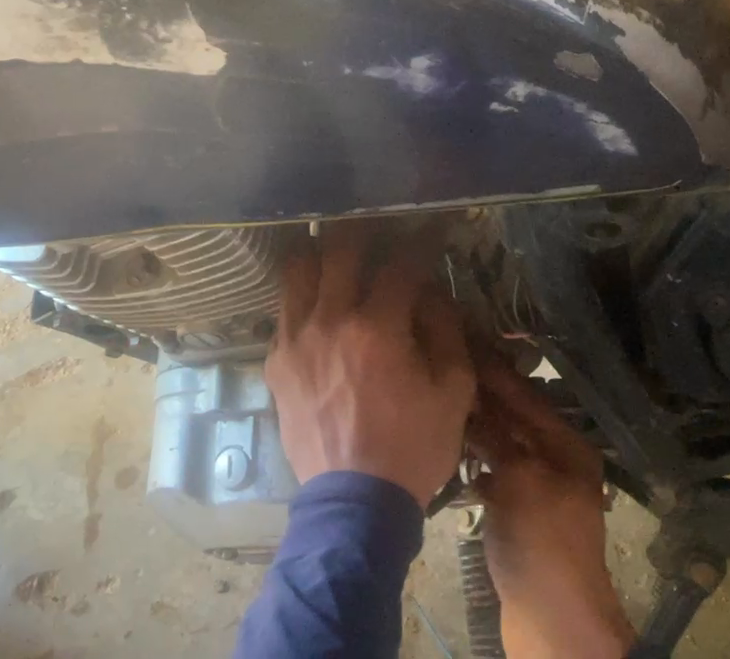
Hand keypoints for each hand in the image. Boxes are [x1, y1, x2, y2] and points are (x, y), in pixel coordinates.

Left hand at [267, 224, 475, 508]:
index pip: (400, 263)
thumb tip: (432, 290)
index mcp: (376, 328)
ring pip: (298, 269)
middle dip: (364, 229)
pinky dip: (304, 298)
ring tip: (338, 256)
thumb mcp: (453, 392)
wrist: (355, 502)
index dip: (420, 241)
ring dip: (322, 255)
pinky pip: (285, 311)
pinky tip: (319, 307)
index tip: (431, 231)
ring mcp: (294, 339)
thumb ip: (446, 330)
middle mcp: (328, 321)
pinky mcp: (275, 361)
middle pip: (338, 248)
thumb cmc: (414, 447)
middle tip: (379, 227)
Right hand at [469, 359, 632, 658]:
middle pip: (512, 415)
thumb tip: (471, 394)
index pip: (524, 393)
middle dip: (479, 392)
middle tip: (440, 361)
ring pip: (499, 442)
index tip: (461, 339)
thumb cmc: (543, 541)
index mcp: (566, 445)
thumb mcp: (520, 479)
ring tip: (435, 394)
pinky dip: (472, 456)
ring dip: (472, 422)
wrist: (552, 620)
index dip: (493, 368)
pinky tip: (445, 442)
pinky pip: (491, 469)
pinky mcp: (515, 510)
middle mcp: (554, 458)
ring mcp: (534, 485)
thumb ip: (497, 435)